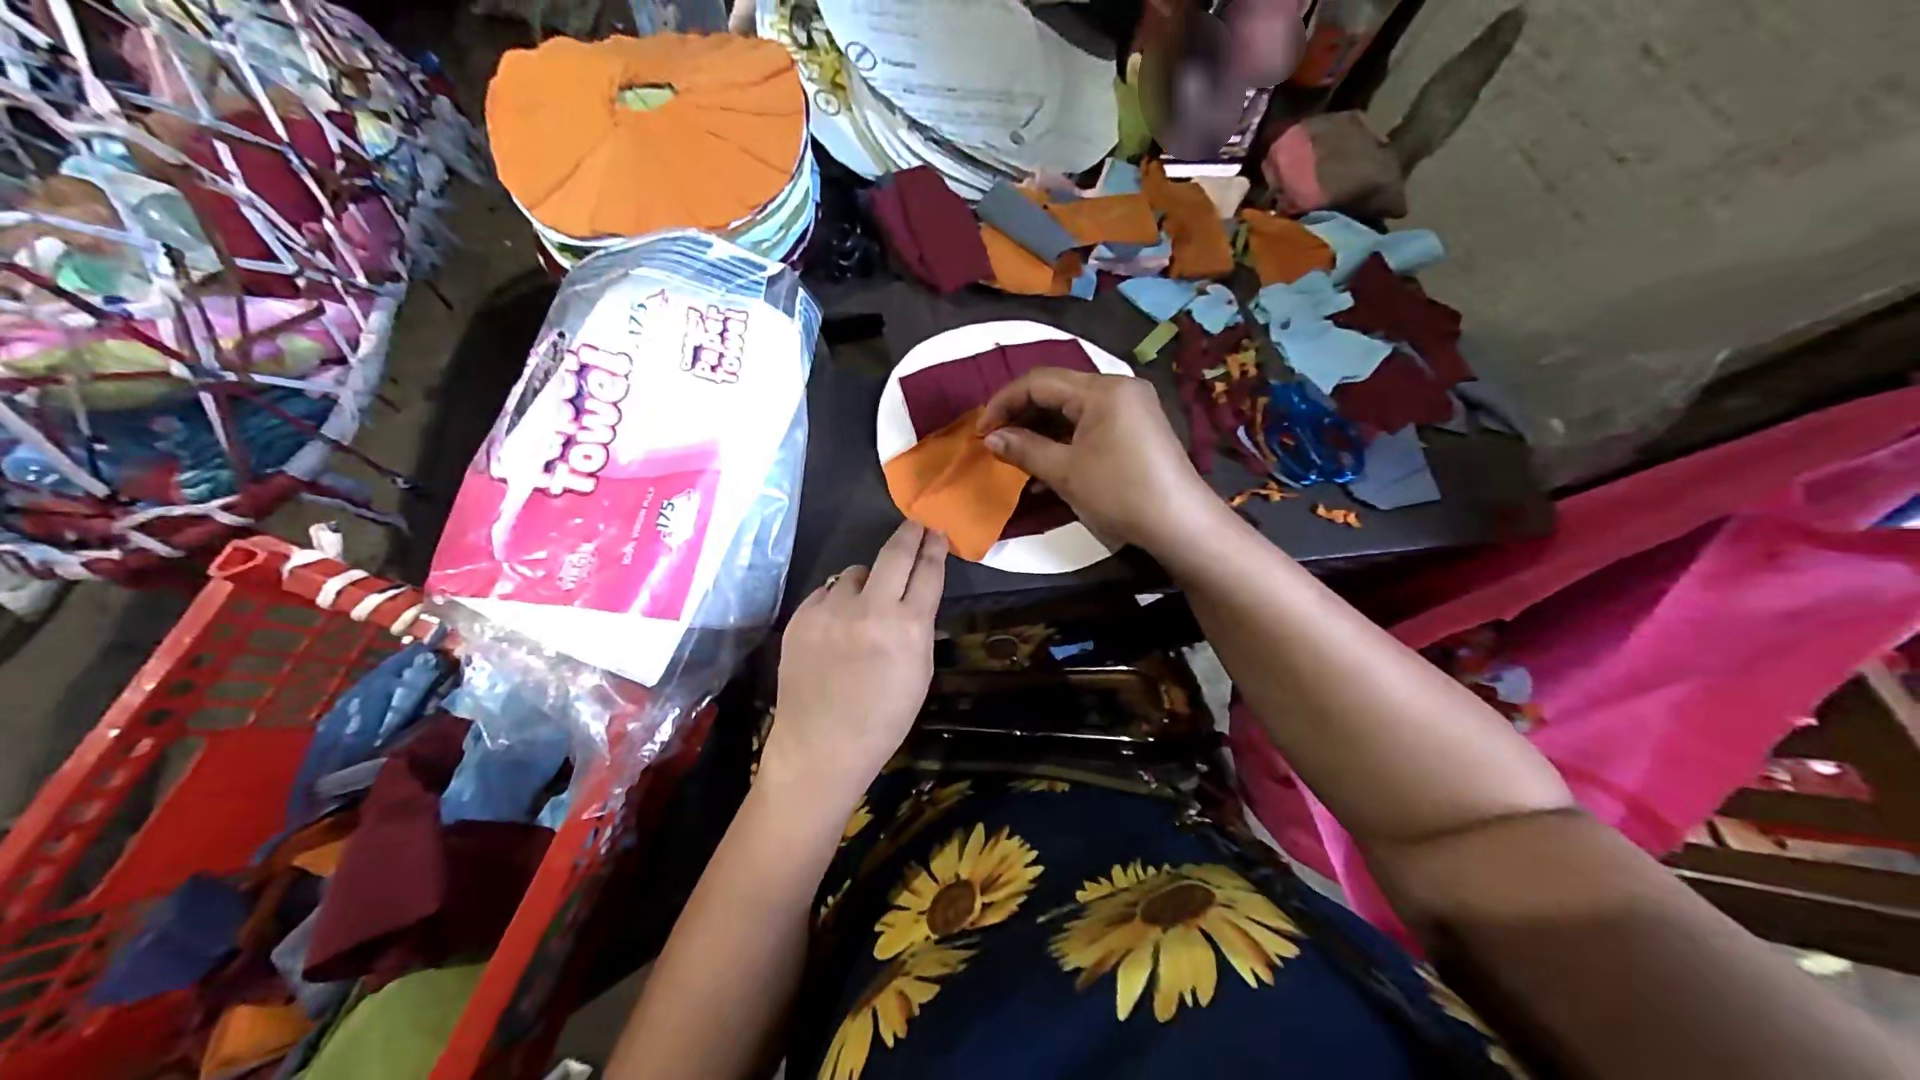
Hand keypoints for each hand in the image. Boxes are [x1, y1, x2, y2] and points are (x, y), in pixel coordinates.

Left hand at [761, 522, 946, 808]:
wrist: (821, 746)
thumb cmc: (883, 719)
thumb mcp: (919, 672)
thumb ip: (919, 626)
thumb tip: (914, 593)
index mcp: (908, 627)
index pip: (927, 572)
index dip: (935, 547)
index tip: (937, 529)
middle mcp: (870, 609)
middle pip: (894, 553)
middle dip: (909, 534)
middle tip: (917, 523)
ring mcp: (831, 610)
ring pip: (856, 572)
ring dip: (868, 580)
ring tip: (866, 607)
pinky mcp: (801, 616)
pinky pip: (827, 592)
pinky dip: (837, 600)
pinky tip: (838, 626)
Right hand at [977, 368, 1219, 554]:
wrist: (1180, 523)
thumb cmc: (1120, 493)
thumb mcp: (1065, 472)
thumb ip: (1024, 449)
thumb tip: (991, 438)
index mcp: (1102, 389)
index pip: (1039, 381)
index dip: (1004, 402)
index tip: (982, 431)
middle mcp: (1119, 387)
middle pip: (1057, 390)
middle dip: (1022, 414)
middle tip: (997, 441)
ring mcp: (1132, 406)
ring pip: (1073, 408)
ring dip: (1042, 429)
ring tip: (1016, 455)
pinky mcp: (1138, 427)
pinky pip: (1092, 423)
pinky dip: (1066, 438)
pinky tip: (1047, 463)